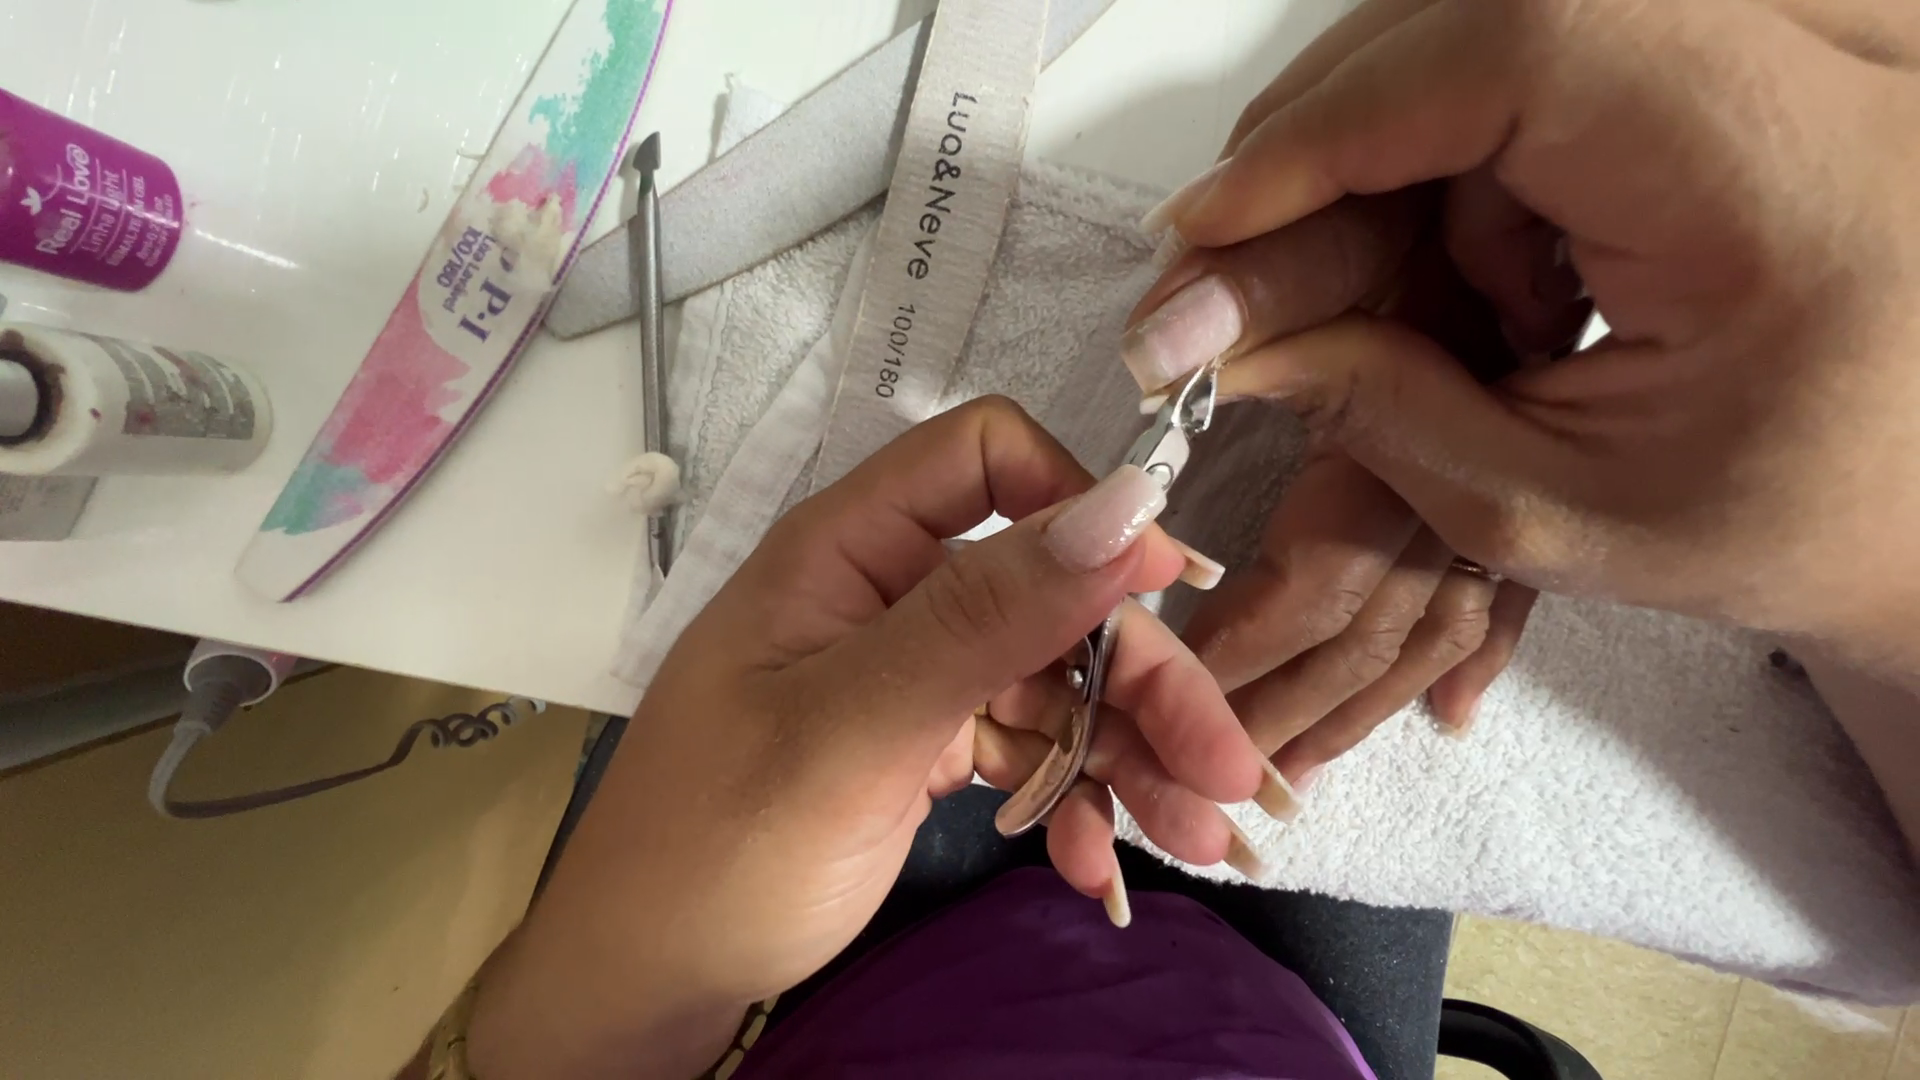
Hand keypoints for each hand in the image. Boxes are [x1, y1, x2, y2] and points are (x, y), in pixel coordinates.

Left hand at [469, 399, 1278, 1079]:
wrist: (648, 981)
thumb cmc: (720, 847)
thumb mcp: (851, 728)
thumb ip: (983, 617)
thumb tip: (1120, 508)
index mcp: (851, 549)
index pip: (982, 457)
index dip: (1074, 500)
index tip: (1158, 581)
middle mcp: (893, 594)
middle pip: (1046, 589)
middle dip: (1138, 674)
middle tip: (1224, 769)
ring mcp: (916, 671)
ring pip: (1052, 675)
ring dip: (1128, 752)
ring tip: (1196, 836)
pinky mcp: (931, 739)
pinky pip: (1029, 746)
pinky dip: (1073, 797)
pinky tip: (1096, 863)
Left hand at [1124, 191, 1540, 780]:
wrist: (1626, 139)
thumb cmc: (1453, 193)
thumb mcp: (1337, 238)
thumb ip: (1251, 308)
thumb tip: (1152, 361)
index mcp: (1411, 439)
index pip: (1317, 578)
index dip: (1244, 642)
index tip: (1173, 682)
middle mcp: (1469, 487)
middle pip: (1368, 631)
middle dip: (1287, 706)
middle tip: (1221, 773)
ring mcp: (1511, 499)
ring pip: (1430, 637)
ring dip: (1361, 710)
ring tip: (1301, 770)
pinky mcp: (1543, 495)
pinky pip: (1507, 607)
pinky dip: (1475, 667)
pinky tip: (1452, 721)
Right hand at [1138, 0, 1919, 677]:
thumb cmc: (1779, 525)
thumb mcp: (1544, 509)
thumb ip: (1375, 414)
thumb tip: (1216, 347)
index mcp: (1796, 180)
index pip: (1521, 50)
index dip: (1326, 126)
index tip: (1199, 225)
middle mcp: (1822, 48)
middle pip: (1469, 17)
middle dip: (1311, 150)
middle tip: (1226, 271)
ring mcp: (1793, 26)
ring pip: (1473, 41)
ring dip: (1372, 174)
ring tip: (1408, 312)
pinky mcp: (1745, 45)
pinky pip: (1519, 68)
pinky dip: (1437, 170)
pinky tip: (1481, 277)